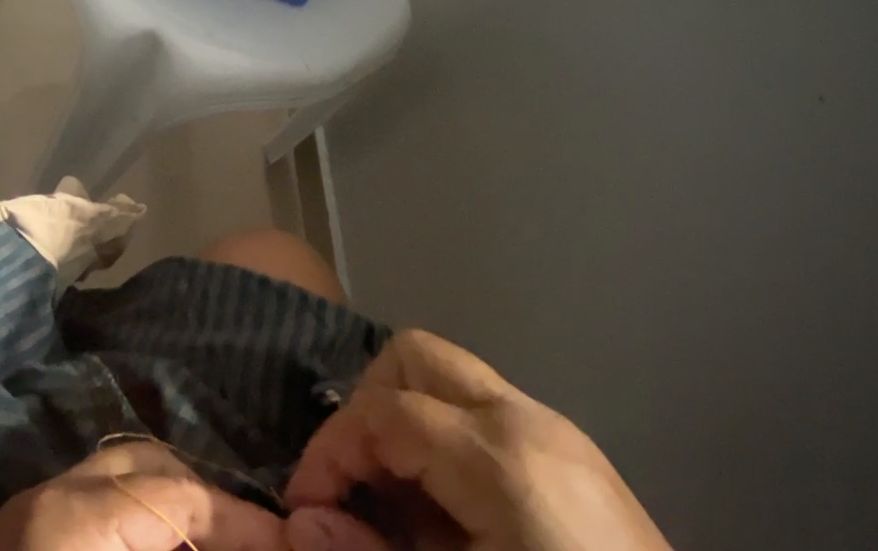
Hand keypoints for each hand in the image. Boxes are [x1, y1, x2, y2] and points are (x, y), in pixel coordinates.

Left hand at [0, 440, 288, 550]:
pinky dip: (140, 521)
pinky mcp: (27, 531)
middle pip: (150, 466)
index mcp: (74, 521)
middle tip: (254, 542)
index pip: (177, 496)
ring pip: (123, 476)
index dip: (242, 522)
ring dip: (177, 507)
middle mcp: (50, 495)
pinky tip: (169, 549)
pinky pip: (98, 502)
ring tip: (217, 545)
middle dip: (209, 503)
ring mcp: (32, 511)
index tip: (293, 541)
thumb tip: (270, 544)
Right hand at [284, 329, 672, 550]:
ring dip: (405, 420)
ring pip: (450, 379)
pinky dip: (445, 440)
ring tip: (399, 502)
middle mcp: (525, 420)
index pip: (382, 411)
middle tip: (355, 480)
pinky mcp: (575, 454)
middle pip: (415, 356)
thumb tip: (302, 521)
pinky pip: (485, 413)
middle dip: (366, 406)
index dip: (329, 451)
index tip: (307, 506)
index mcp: (497, 457)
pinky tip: (451, 513)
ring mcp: (557, 431)